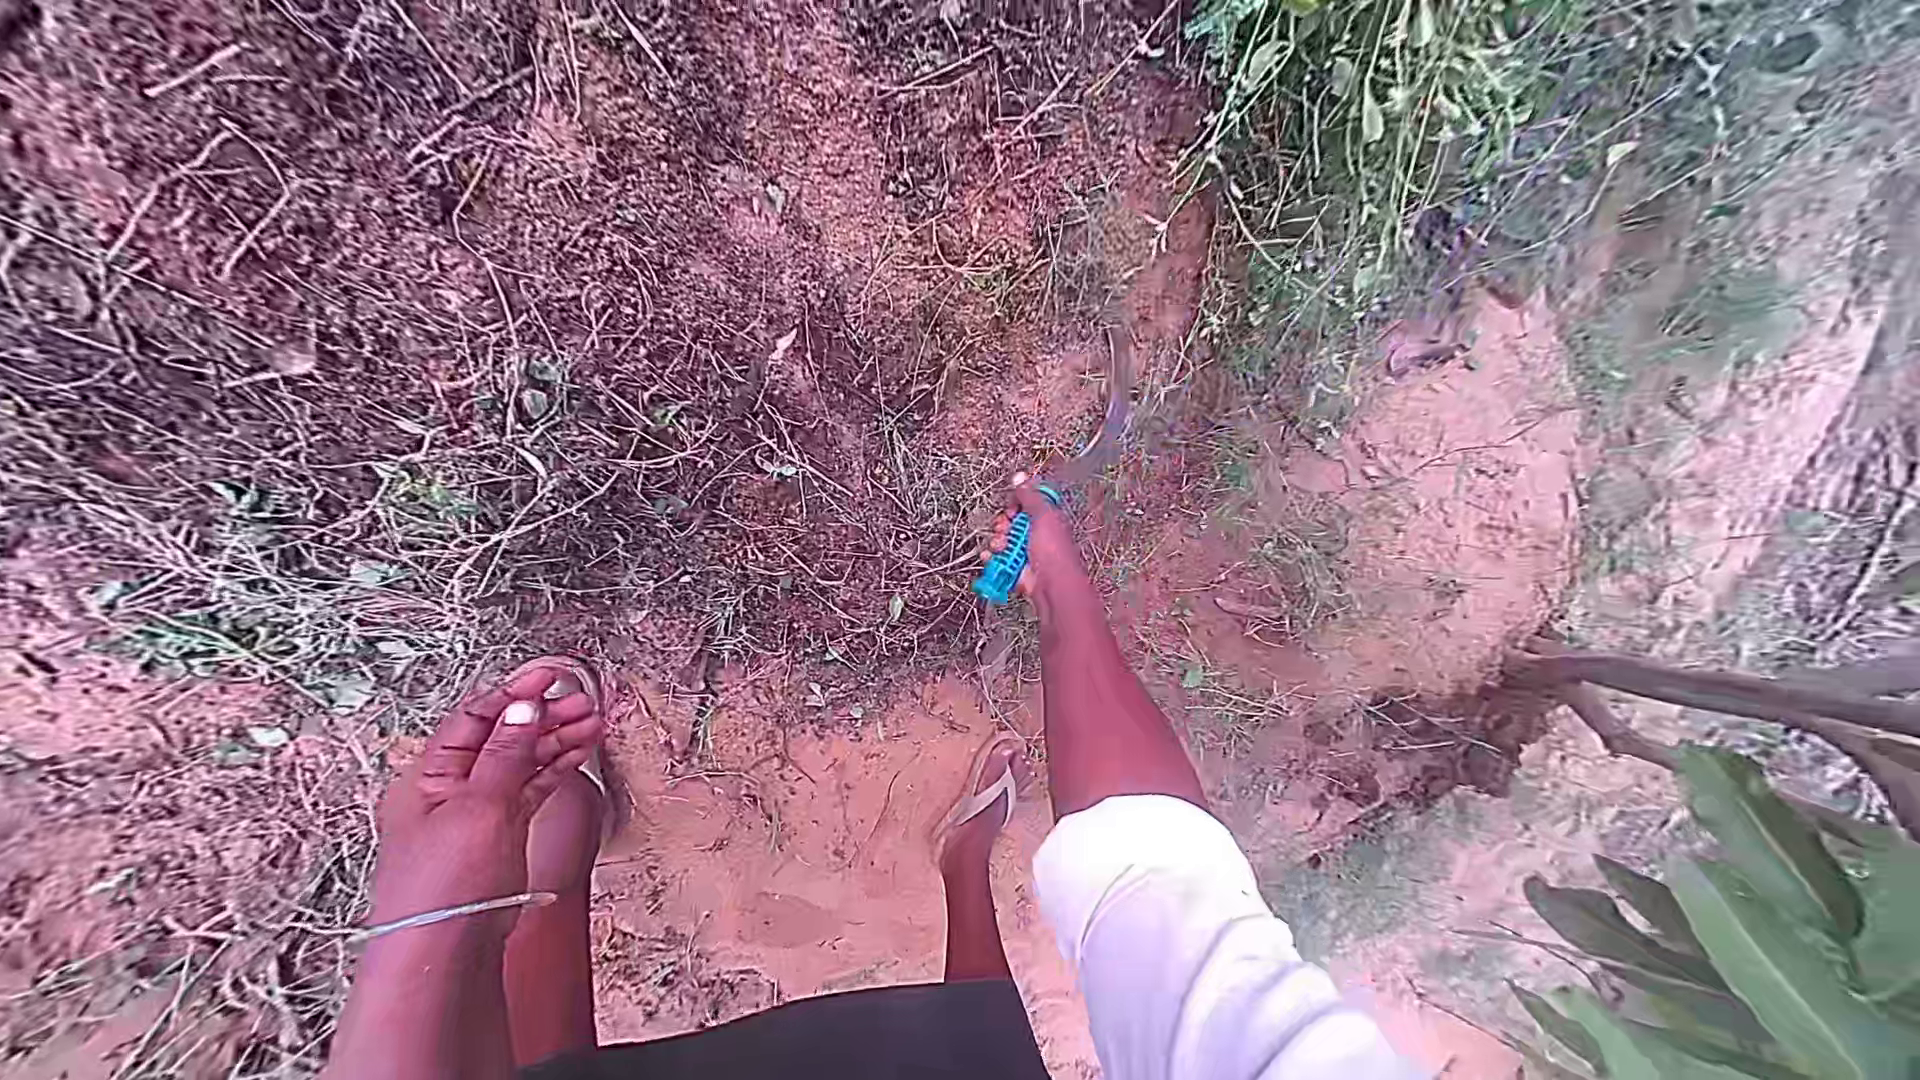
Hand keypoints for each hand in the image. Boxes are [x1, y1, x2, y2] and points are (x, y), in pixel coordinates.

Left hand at [367, 664, 605, 936]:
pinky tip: (581, 748)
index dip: (513, 694)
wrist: (449, 947)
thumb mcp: (477, 806)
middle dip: (545, 714)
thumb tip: (523, 709)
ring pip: (527, 756)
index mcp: (429, 776)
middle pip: (506, 735)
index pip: (475, 718)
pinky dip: (560, 762)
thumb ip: (504, 754)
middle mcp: (455, 786)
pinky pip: (538, 780)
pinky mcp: (506, 821)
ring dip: (560, 736)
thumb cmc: (442, 885)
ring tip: (592, 721)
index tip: (548, 676)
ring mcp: (483, 804)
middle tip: (581, 700)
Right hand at [983, 471, 1091, 603]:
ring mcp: (1025, 551)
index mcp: (1046, 518)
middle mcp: (1036, 534)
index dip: (1016, 504)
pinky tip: (993, 556)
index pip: (1027, 503)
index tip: (1012, 508)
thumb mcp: (1042, 516)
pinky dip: (993, 558)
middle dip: (1004, 524)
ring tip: (1001, 546)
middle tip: (1005, 527)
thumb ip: (1030, 496)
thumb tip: (1020, 476)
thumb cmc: (1053, 551)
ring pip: (1003, 540)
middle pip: (1011, 521)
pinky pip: (998, 559)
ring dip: (997, 541)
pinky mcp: (1016, 568)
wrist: (1052, 584)